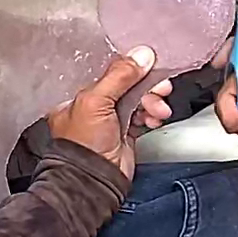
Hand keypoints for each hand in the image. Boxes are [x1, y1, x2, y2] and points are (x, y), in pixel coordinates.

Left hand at [47, 46, 173, 179]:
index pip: (104, 73)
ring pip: (137, 100)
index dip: (126, 66)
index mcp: (76, 98)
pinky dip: (152, 116)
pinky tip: (155, 119)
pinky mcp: (125, 134)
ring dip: (152, 102)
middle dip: (145, 85)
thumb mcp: (96, 102)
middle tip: (161, 86)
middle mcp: (91, 108)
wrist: (96, 181)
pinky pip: (143, 117)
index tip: (146, 61)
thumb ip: (118, 76)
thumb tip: (141, 55)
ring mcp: (109, 122)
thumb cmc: (84, 145)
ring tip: (158, 110)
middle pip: (124, 85)